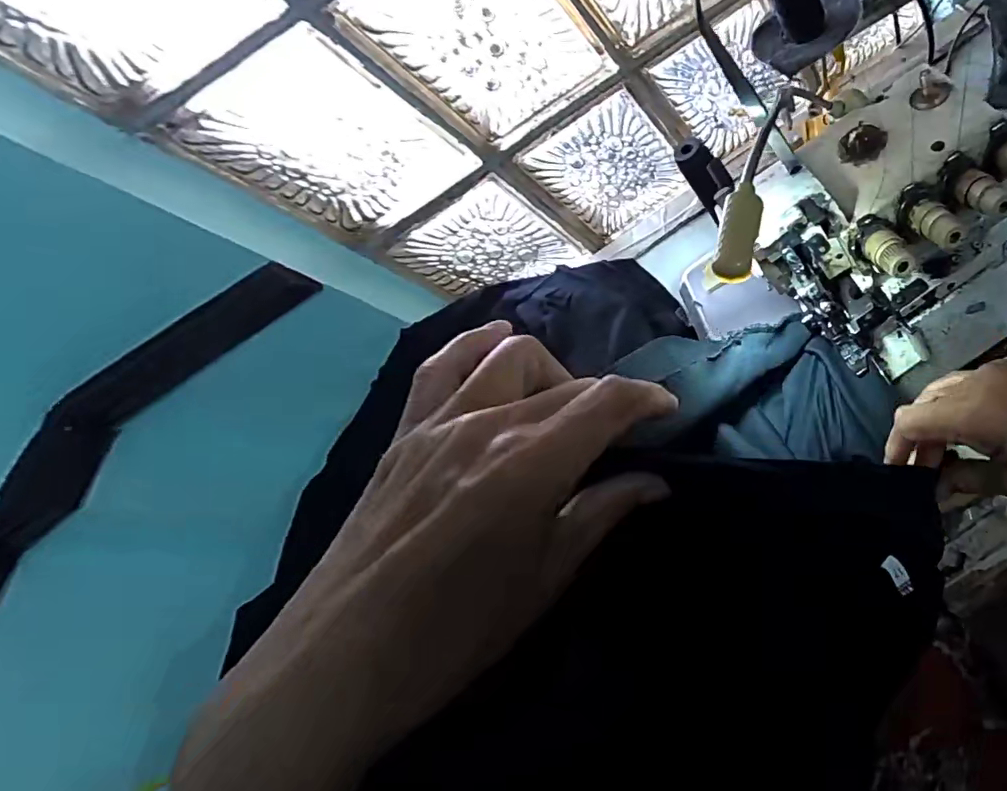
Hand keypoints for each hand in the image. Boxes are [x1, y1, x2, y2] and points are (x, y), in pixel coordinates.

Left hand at [173, 321, 676, 790]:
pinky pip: (442, 364)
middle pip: (568, 382)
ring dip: (551, 370)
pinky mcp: (405, 430)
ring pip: (510, 354)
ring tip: (558, 408)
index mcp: (528, 464)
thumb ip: (602, 513)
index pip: (605, 401)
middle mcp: (487, 424)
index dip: (646, 397)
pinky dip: (476, 344)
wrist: (339, 662)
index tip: (667, 410)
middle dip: (607, 400)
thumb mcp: (545, 579)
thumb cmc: (456, 631)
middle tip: (619, 436)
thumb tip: (655, 482)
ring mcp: (440, 421)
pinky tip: (495, 342)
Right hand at [886, 359, 1006, 504]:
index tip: (898, 476)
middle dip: (917, 437)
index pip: (911, 419)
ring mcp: (997, 372)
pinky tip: (974, 438)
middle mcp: (977, 381)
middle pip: (924, 401)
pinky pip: (968, 387)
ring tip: (948, 461)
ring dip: (937, 422)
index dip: (897, 447)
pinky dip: (958, 410)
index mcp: (974, 408)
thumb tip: (937, 488)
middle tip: (927, 475)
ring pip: (944, 391)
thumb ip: (968, 480)